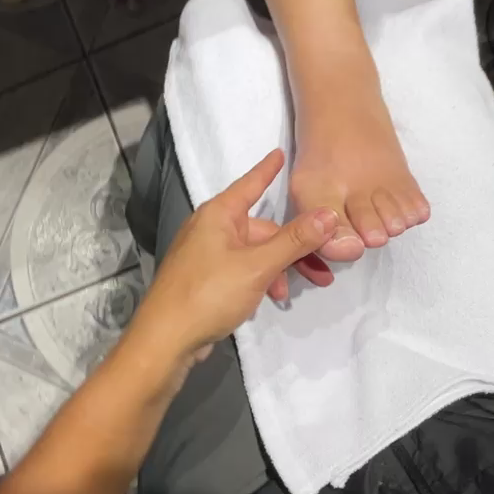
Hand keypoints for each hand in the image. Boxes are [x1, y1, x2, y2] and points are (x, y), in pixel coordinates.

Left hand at [130, 149, 338, 359]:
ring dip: (281, 267)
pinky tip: (272, 297)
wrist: (166, 340)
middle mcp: (211, 228)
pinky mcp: (206, 280)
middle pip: (262, 228)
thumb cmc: (209, 293)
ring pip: (255, 252)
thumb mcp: (258, 266)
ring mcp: (207, 255)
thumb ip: (294, 241)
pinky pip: (243, 269)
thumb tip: (328, 214)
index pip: (250, 184)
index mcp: (219, 215)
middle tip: (325, 264)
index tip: (281, 153)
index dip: (268, 170)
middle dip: (294, 245)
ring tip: (305, 286)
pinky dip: (262, 279)